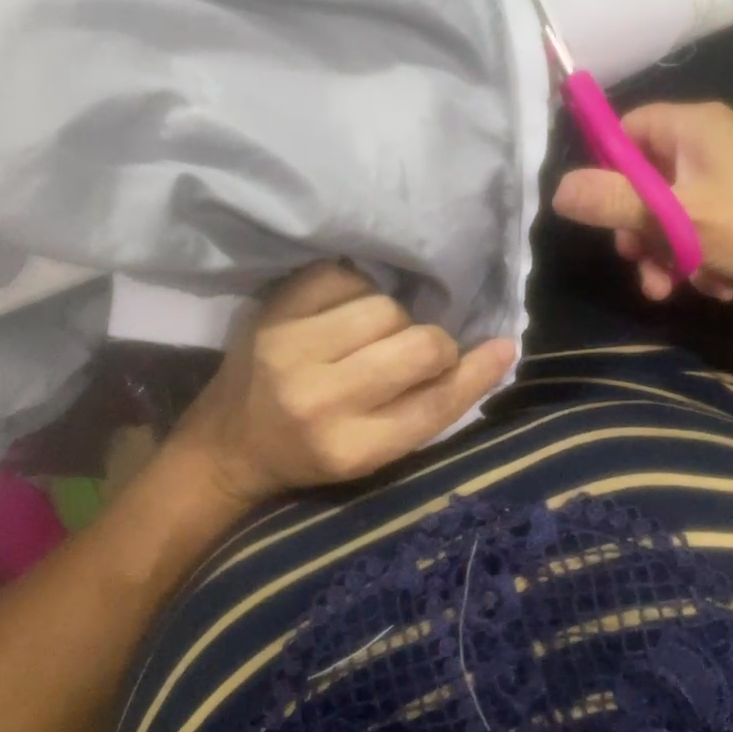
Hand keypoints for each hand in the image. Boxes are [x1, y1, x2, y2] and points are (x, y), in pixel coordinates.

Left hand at [165, 261, 515, 508]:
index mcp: (350, 449)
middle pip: (418, 346)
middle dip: (433, 346)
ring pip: (385, 307)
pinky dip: (356, 290)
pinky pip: (344, 276)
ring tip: (371, 338)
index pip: (434, 404)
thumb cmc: (310, 455)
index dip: (476, 373)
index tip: (503, 347)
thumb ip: (425, 409)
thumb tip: (494, 352)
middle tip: (415, 355)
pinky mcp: (272, 312)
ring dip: (393, 320)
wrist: (228, 443)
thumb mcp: (372, 455)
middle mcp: (318, 400)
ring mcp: (289, 349)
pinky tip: (344, 313)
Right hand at [551, 102, 732, 309]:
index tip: (602, 214)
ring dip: (669, 252)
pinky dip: (702, 255)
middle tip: (641, 267)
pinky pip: (707, 224)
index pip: (627, 129)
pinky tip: (716, 286)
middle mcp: (714, 140)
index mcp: (694, 126)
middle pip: (649, 177)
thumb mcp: (676, 217)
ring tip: (677, 289)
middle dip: (640, 229)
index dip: (606, 170)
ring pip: (676, 209)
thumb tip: (558, 190)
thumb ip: (612, 201)